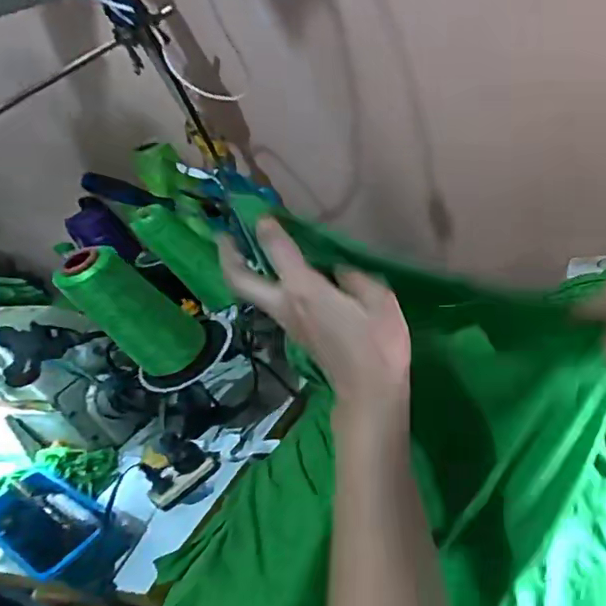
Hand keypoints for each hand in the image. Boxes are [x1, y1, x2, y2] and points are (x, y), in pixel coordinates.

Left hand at [220, 219, 410, 412]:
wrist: (370, 392)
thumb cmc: (379, 345)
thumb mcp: (380, 300)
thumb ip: (356, 277)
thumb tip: (339, 273)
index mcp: (304, 290)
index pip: (276, 249)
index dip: (267, 226)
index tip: (265, 213)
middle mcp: (286, 304)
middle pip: (239, 278)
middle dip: (226, 254)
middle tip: (224, 236)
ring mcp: (288, 323)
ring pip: (252, 293)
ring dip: (244, 272)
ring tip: (252, 253)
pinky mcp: (297, 336)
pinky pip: (273, 304)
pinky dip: (268, 287)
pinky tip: (286, 281)